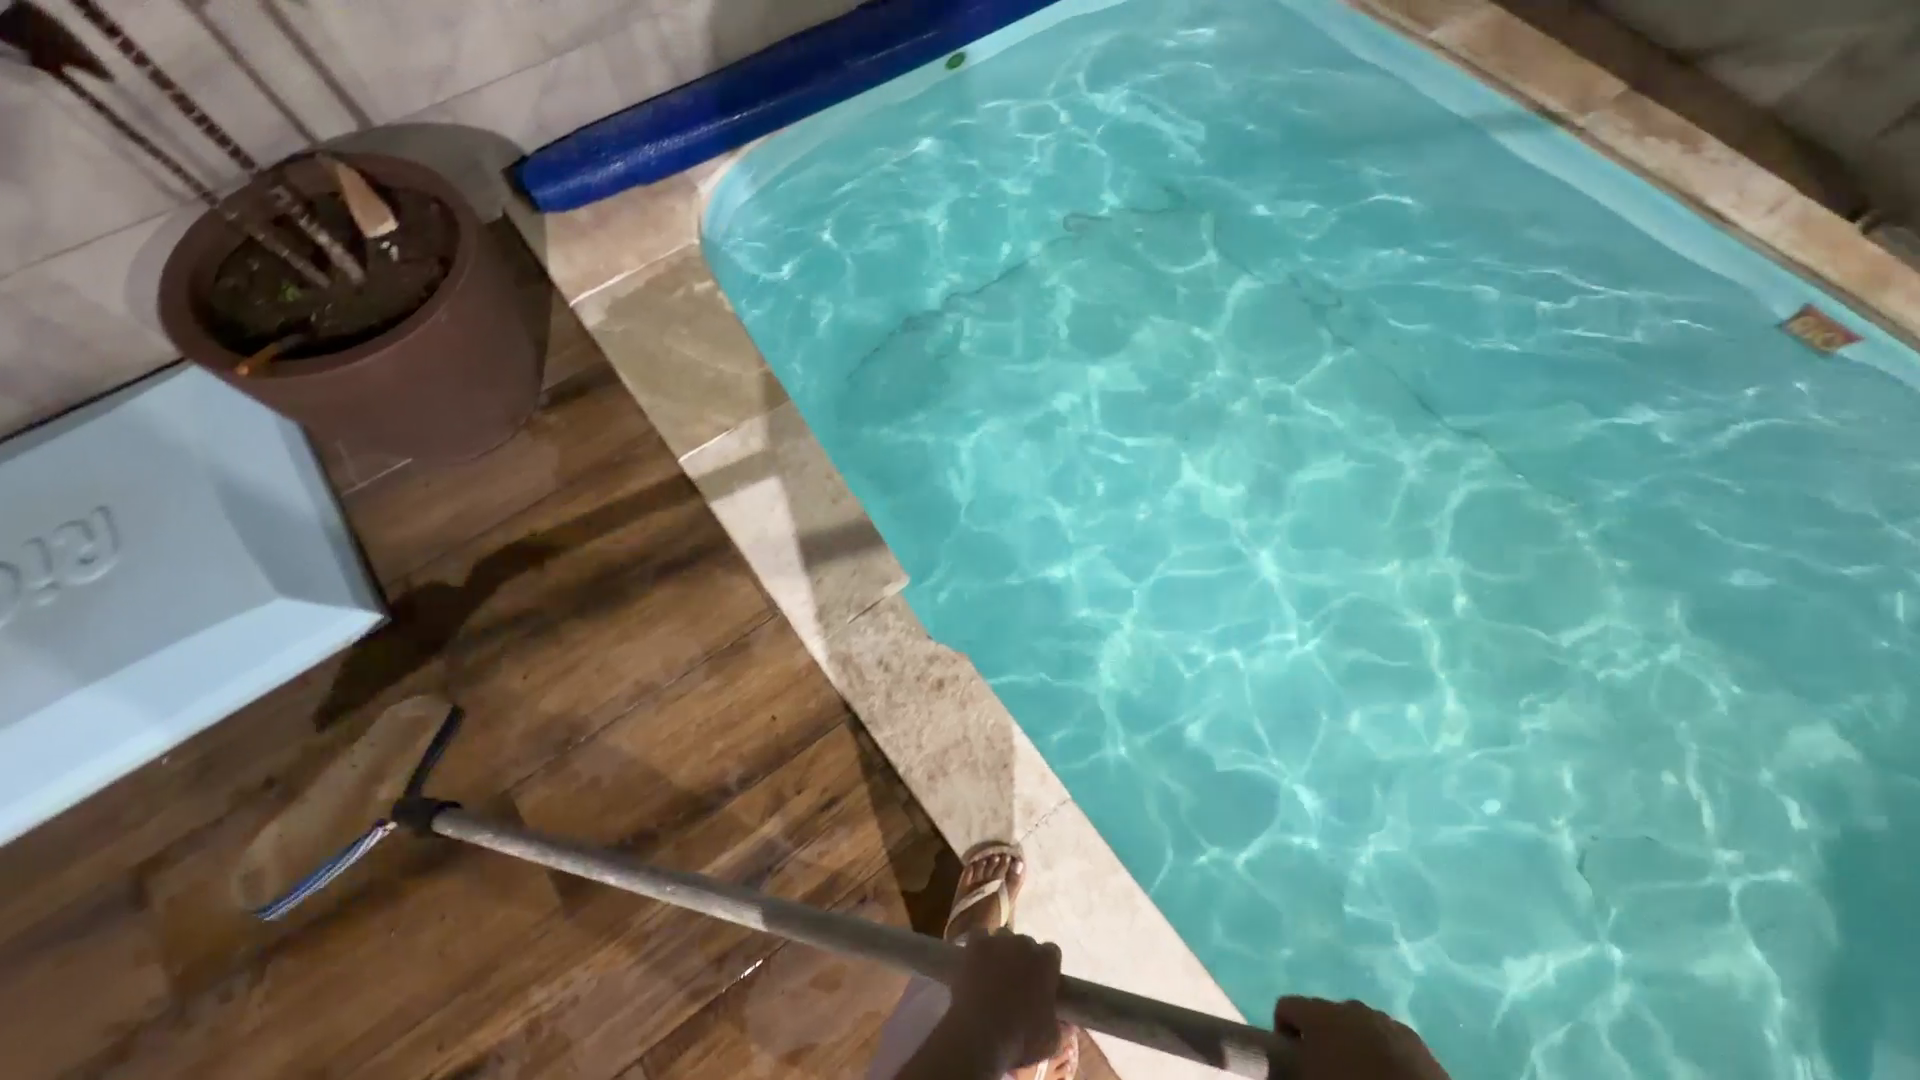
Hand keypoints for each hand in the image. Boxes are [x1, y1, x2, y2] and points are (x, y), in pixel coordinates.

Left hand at [940, 932, 1063, 1072]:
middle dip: (1022, 959)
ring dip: (1000, 951)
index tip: (1040, 983)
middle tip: (1015, 982)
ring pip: (1001, 937)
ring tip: (992, 972)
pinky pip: (978, 936)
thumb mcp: (1051, 1040)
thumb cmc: (1020, 1039)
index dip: (1046, 967)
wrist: (978, 1037)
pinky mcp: (974, 944)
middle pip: (1025, 944)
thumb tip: (1067, 1024)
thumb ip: (1061, 1026)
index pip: (1051, 953)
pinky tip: (975, 962)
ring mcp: (997, 941)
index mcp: (1046, 961)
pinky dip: (978, 946)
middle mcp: (1023, 943)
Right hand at [1273, 997, 1450, 1079]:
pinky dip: (1378, 1051)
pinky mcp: (1411, 1037)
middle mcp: (1349, 1006)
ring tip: (1358, 1074)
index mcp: (1320, 1013)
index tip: (1291, 1060)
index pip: (1285, 1005)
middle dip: (1318, 1039)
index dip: (1282, 1032)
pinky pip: (1383, 1037)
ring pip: (1354, 1025)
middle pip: (1321, 1014)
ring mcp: (1383, 1019)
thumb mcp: (1307, 1077)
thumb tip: (1279, 1065)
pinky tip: (1385, 1076)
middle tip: (1324, 1071)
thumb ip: (1287, 1068)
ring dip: (1349, 1043)